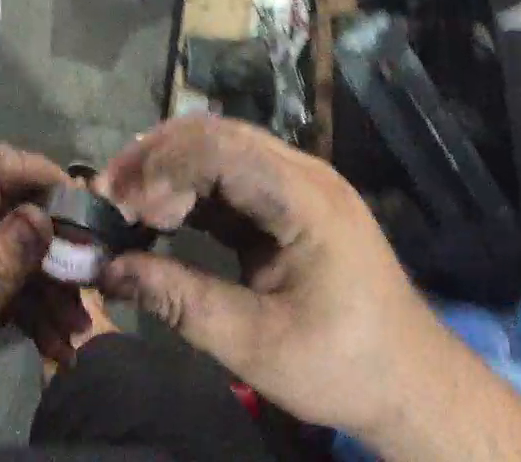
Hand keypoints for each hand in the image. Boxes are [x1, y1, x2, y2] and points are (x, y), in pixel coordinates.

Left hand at [0, 146, 67, 461]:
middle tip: (96, 279)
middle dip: (55, 240)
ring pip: (7, 256)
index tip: (90, 210)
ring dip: (47, 286)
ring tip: (81, 330)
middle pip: (7, 213)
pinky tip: (55, 345)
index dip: (42, 176)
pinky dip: (27, 312)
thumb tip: (41, 211)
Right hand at [98, 117, 520, 460]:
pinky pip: (227, 175)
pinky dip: (186, 189)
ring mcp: (296, 183)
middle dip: (154, 160)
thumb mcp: (255, 343)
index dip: (160, 168)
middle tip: (108, 197)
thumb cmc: (344, 366)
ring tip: (123, 203)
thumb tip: (106, 270)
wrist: (415, 385)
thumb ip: (178, 300)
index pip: (219, 148)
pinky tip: (156, 213)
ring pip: (217, 148)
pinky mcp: (287, 201)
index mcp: (306, 199)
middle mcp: (302, 173)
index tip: (119, 206)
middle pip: (214, 135)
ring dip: (166, 169)